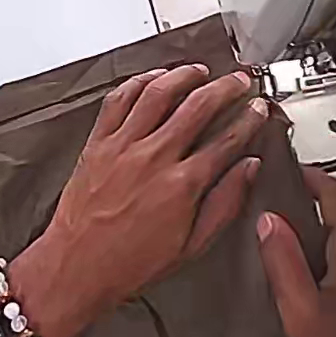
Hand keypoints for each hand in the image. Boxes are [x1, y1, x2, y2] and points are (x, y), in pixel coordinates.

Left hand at [7, 65, 270, 336]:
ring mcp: (123, 146)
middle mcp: (154, 157)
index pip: (227, 139)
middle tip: (237, 81)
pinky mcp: (98, 142)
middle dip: (225, 88)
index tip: (257, 109)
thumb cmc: (130, 262)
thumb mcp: (192, 245)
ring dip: (184, 76)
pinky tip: (152, 78)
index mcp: (182, 184)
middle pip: (198, 106)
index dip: (248, 119)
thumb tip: (248, 169)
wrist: (77, 266)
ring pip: (158, 94)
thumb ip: (225, 202)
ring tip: (199, 70)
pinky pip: (118, 100)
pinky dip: (138, 82)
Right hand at [257, 167, 335, 336]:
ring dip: (317, 231)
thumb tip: (268, 218)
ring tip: (278, 240)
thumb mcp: (302, 316)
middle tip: (266, 208)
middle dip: (306, 203)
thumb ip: (283, 261)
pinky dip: (330, 254)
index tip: (278, 169)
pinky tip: (306, 277)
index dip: (307, 175)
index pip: (335, 192)